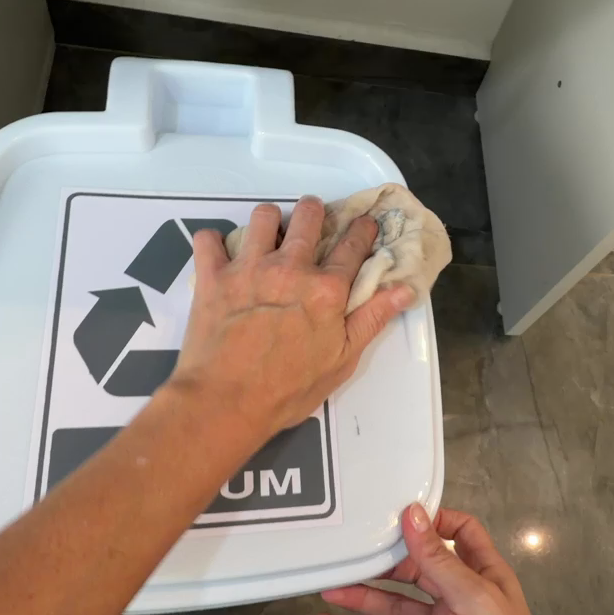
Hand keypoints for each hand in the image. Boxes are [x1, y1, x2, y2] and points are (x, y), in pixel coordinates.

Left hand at [169, 196, 413, 436]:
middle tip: (313, 219)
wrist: (226, 402)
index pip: (352, 246)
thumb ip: (372, 319)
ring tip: (269, 236)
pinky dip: (214, 242)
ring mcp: (249, 268)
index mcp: (326, 289)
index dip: (362, 230)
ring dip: (269, 221)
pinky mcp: (213, 276)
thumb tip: (405, 289)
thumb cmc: (289, 390)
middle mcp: (290, 268)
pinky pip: (208, 239)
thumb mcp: (342, 360)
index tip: (365, 222)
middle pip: (308, 217)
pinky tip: (221, 254)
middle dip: (314, 211)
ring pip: (262, 217)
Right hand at [314, 506, 613, 614]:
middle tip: (350, 550)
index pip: (460, 533)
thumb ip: (438, 559)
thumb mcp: (475, 599)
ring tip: (328, 584)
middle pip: (418, 569)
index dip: (433, 520)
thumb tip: (411, 511)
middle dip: (386, 560)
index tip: (396, 511)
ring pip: (395, 607)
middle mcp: (461, 599)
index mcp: (484, 575)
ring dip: (364, 597)